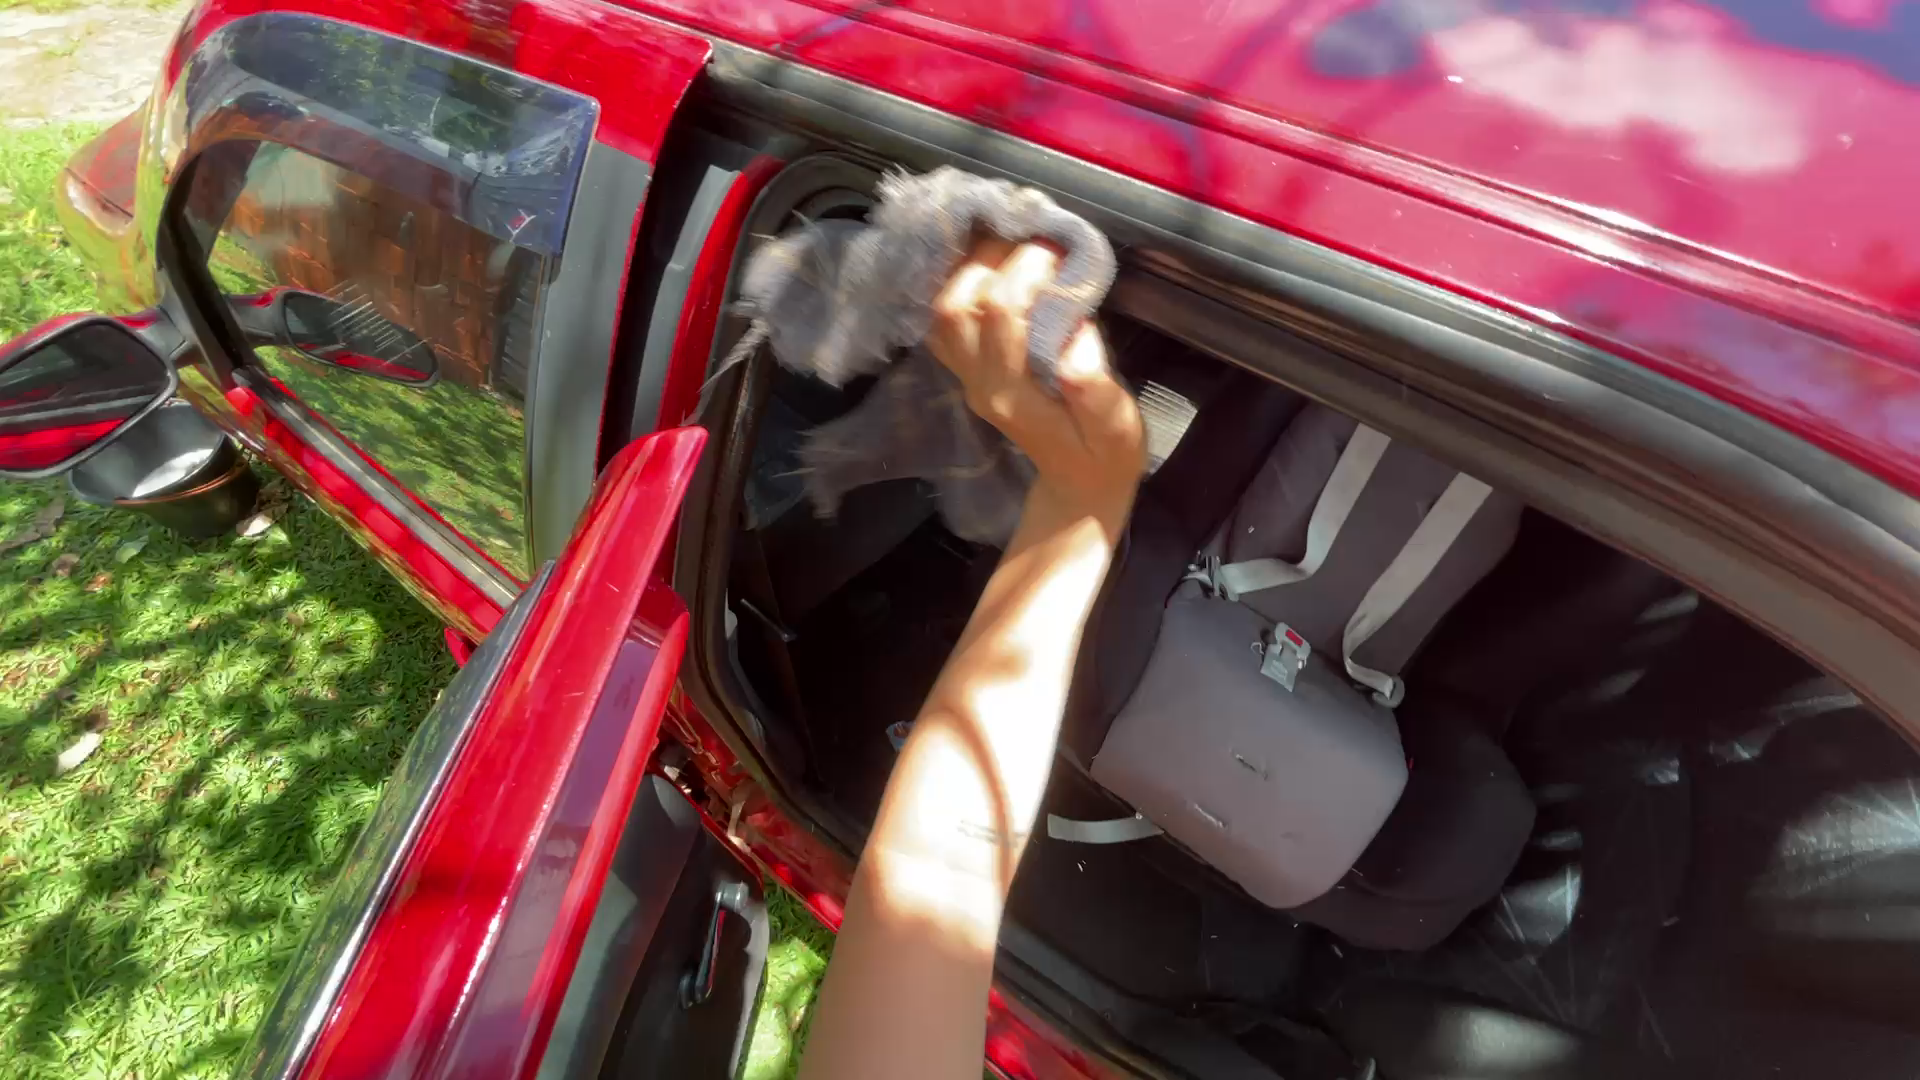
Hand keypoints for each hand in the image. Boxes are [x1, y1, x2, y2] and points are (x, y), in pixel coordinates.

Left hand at [925, 237, 1145, 531]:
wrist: (1078, 484)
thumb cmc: (1105, 453)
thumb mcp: (1117, 427)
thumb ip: (1095, 391)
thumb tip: (1073, 349)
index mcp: (1013, 394)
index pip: (999, 312)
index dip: (1026, 268)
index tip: (1062, 251)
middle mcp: (979, 383)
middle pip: (954, 306)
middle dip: (991, 259)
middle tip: (1034, 241)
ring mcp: (967, 379)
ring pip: (941, 312)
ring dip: (971, 269)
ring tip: (1013, 247)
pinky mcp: (968, 372)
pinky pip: (946, 324)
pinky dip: (960, 288)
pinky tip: (992, 270)